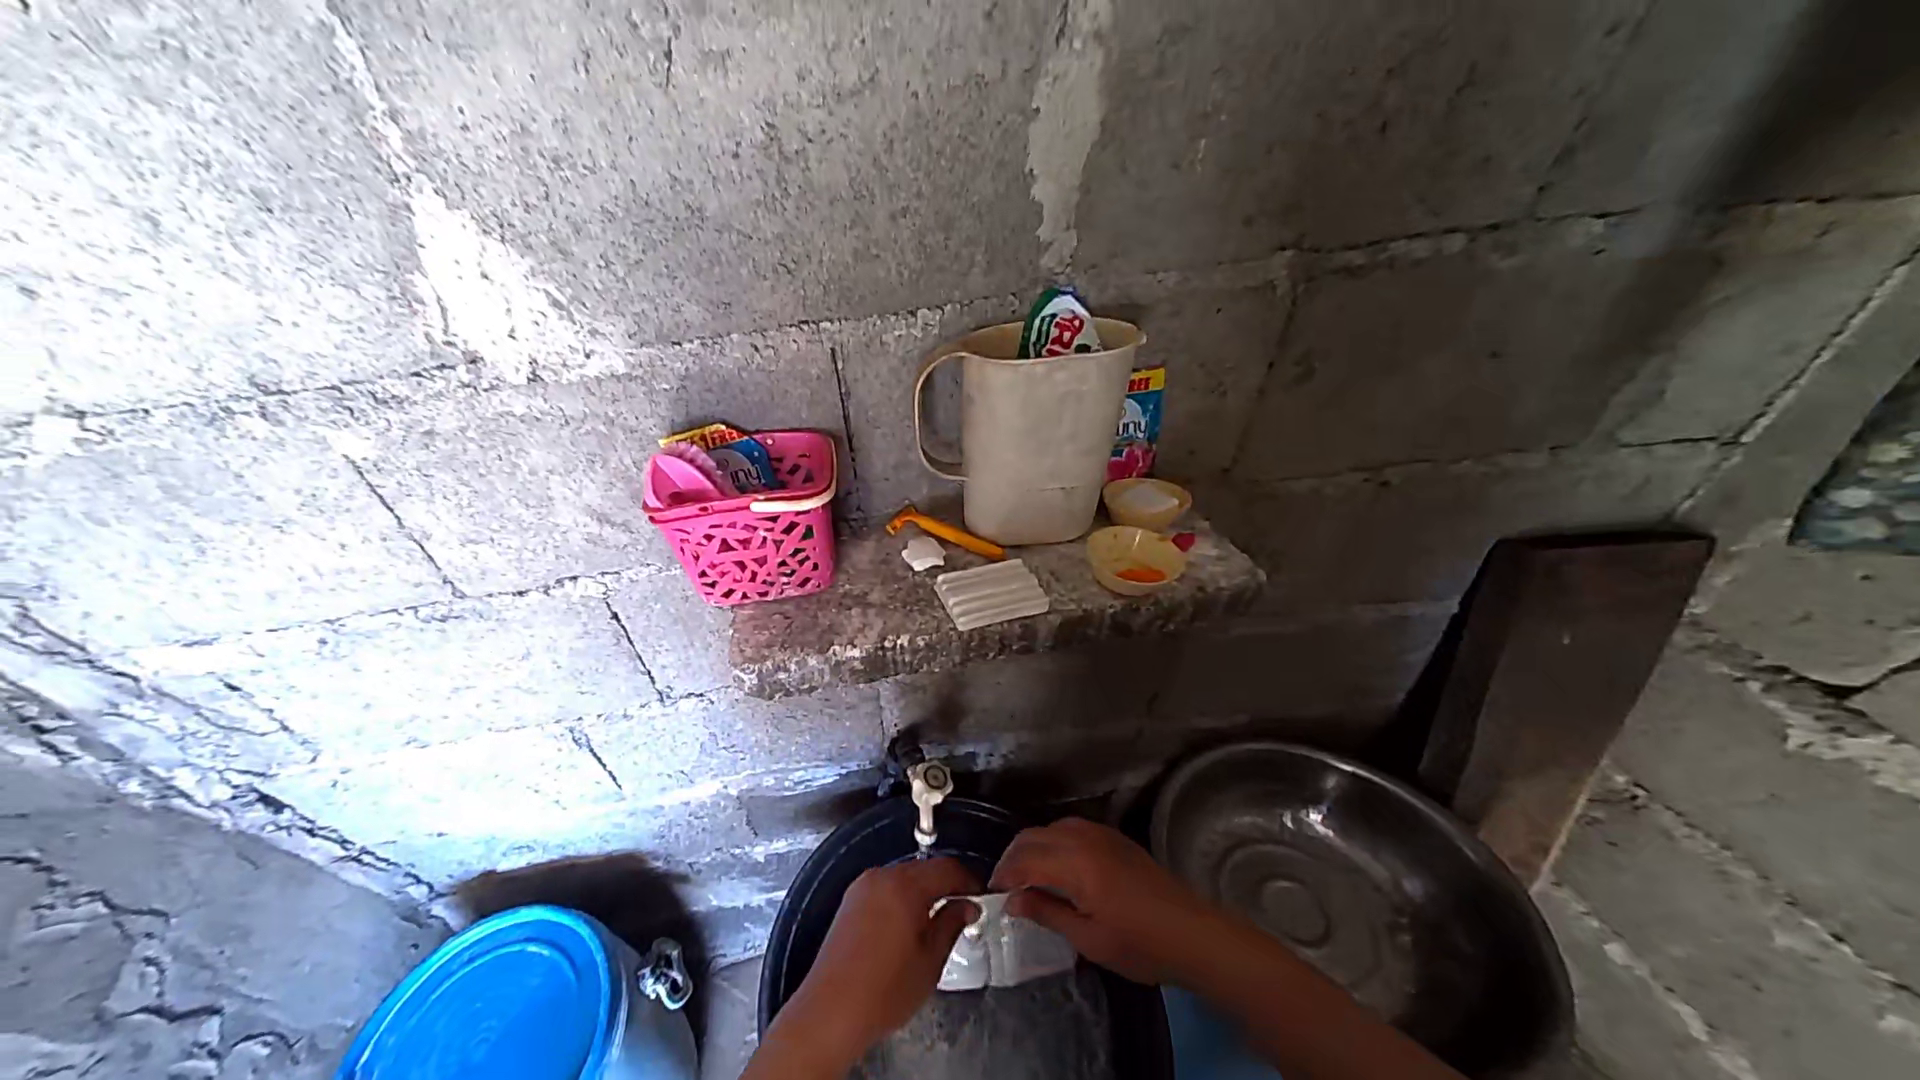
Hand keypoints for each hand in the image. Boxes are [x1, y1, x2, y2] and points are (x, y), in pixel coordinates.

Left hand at [765, 857, 981, 1072]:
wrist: (830, 1012)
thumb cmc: (881, 992)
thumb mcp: (930, 961)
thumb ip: (951, 924)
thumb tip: (966, 907)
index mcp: (905, 886)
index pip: (947, 868)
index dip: (968, 880)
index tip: (980, 895)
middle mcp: (882, 878)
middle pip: (924, 869)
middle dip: (946, 885)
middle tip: (964, 908)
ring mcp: (863, 888)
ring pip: (904, 877)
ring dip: (923, 891)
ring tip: (938, 920)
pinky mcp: (850, 902)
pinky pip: (885, 888)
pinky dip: (902, 898)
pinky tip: (909, 925)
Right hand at [990, 817, 1208, 984]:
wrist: (1192, 933)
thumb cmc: (1140, 944)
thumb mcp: (1089, 938)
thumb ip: (1048, 913)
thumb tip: (1013, 901)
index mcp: (1076, 864)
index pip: (1025, 859)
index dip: (1004, 875)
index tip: (993, 894)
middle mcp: (1084, 838)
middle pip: (1033, 836)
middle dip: (1013, 858)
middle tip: (1005, 886)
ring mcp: (1101, 834)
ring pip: (1051, 828)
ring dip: (1032, 847)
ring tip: (1026, 876)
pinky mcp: (1114, 837)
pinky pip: (1071, 829)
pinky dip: (1053, 841)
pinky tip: (1055, 865)